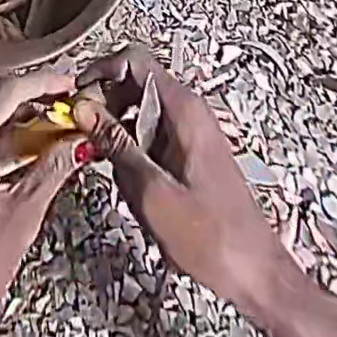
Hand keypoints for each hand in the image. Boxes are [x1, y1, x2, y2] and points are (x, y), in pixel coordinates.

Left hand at [0, 70, 88, 336]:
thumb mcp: (22, 213)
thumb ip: (52, 168)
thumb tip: (78, 141)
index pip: (7, 89)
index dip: (43, 81)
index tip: (70, 81)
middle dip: (33, 91)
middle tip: (67, 97)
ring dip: (19, 107)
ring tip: (55, 115)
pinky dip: (4, 126)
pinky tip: (31, 138)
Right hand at [79, 46, 336, 336]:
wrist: (258, 276)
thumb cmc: (212, 238)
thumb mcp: (151, 190)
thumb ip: (114, 143)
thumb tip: (83, 108)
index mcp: (183, 108)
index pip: (133, 60)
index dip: (99, 71)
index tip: (77, 97)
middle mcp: (187, 110)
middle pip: (133, 80)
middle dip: (103, 101)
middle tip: (84, 130)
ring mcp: (188, 129)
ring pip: (138, 107)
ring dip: (114, 126)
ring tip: (103, 158)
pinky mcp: (187, 149)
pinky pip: (149, 130)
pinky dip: (129, 143)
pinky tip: (125, 175)